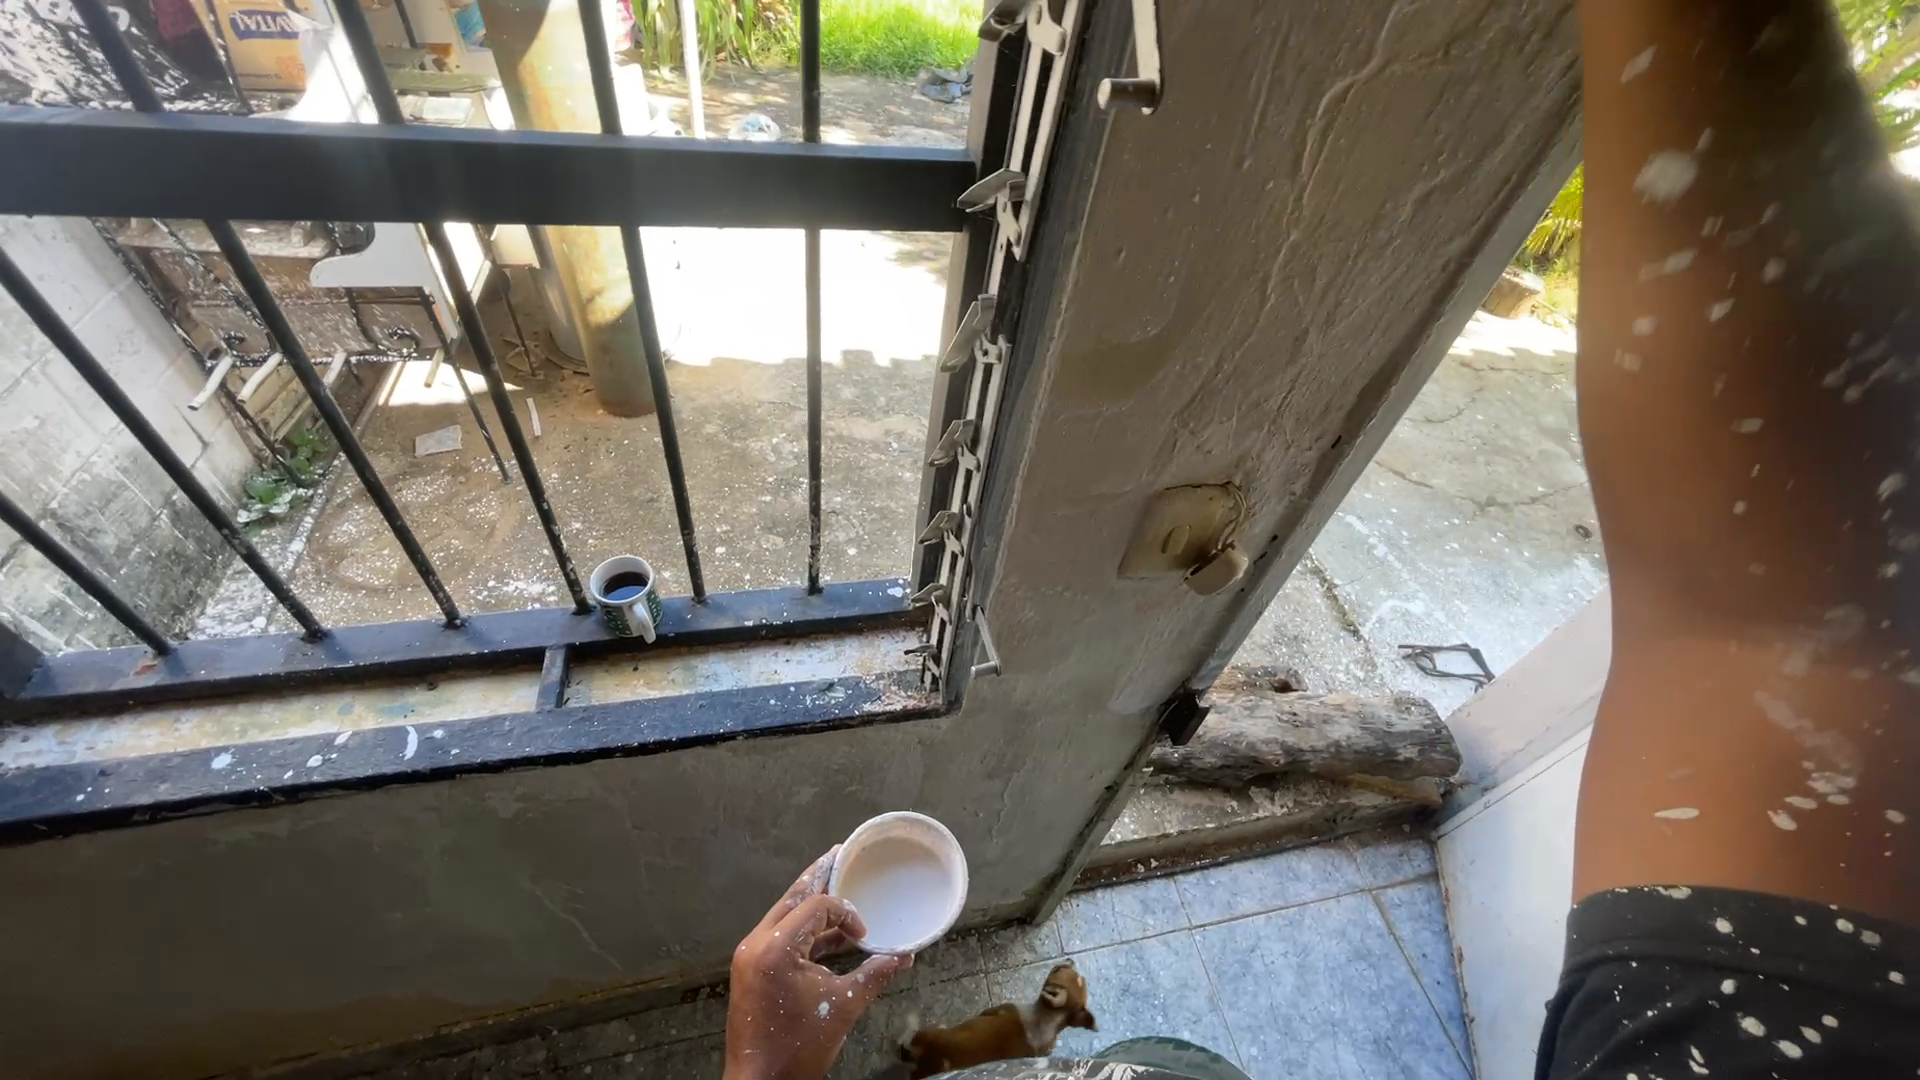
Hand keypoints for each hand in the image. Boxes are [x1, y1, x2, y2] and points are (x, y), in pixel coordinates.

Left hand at [724, 847, 911, 1079]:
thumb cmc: (799, 1047)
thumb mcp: (842, 1007)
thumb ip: (875, 974)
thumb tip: (906, 956)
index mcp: (776, 947)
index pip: (816, 906)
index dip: (845, 912)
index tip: (864, 934)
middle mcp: (757, 943)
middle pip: (793, 897)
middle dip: (819, 876)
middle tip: (840, 853)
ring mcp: (750, 956)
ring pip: (785, 914)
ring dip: (812, 903)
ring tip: (835, 882)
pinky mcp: (751, 969)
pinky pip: (780, 935)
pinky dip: (803, 929)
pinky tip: (827, 932)